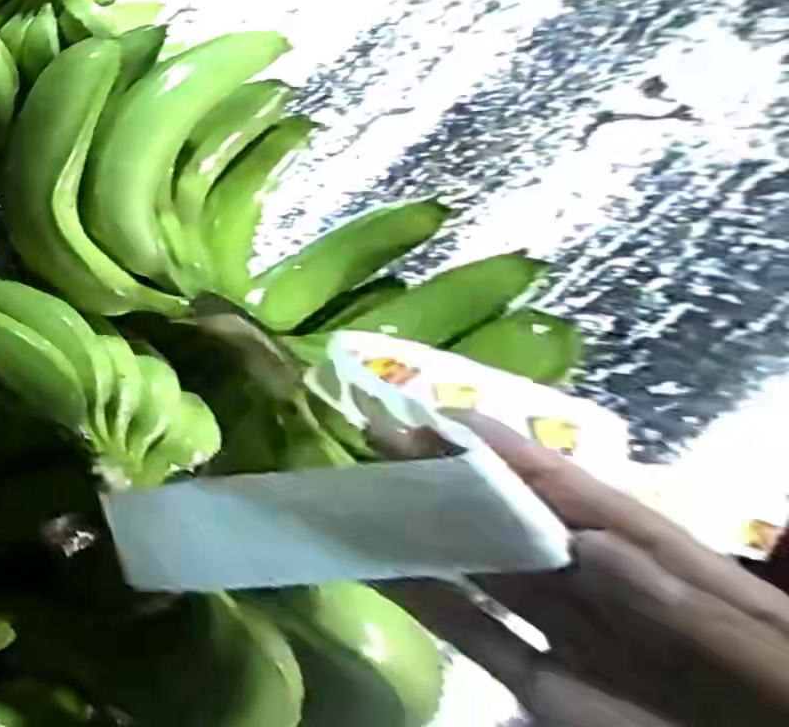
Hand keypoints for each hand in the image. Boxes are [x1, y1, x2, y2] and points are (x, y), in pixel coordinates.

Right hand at [384, 412, 788, 725]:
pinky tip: (370, 560)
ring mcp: (577, 643)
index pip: (592, 504)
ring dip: (422, 530)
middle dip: (451, 480)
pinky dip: (416, 595)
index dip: (519, 456)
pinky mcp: (541, 688)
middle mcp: (618, 599)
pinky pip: (469, 632)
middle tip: (381, 439)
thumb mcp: (780, 672)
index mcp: (685, 583)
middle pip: (522, 527)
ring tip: (360, 489)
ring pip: (484, 570)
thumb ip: (695, 614)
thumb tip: (589, 546)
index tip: (448, 417)